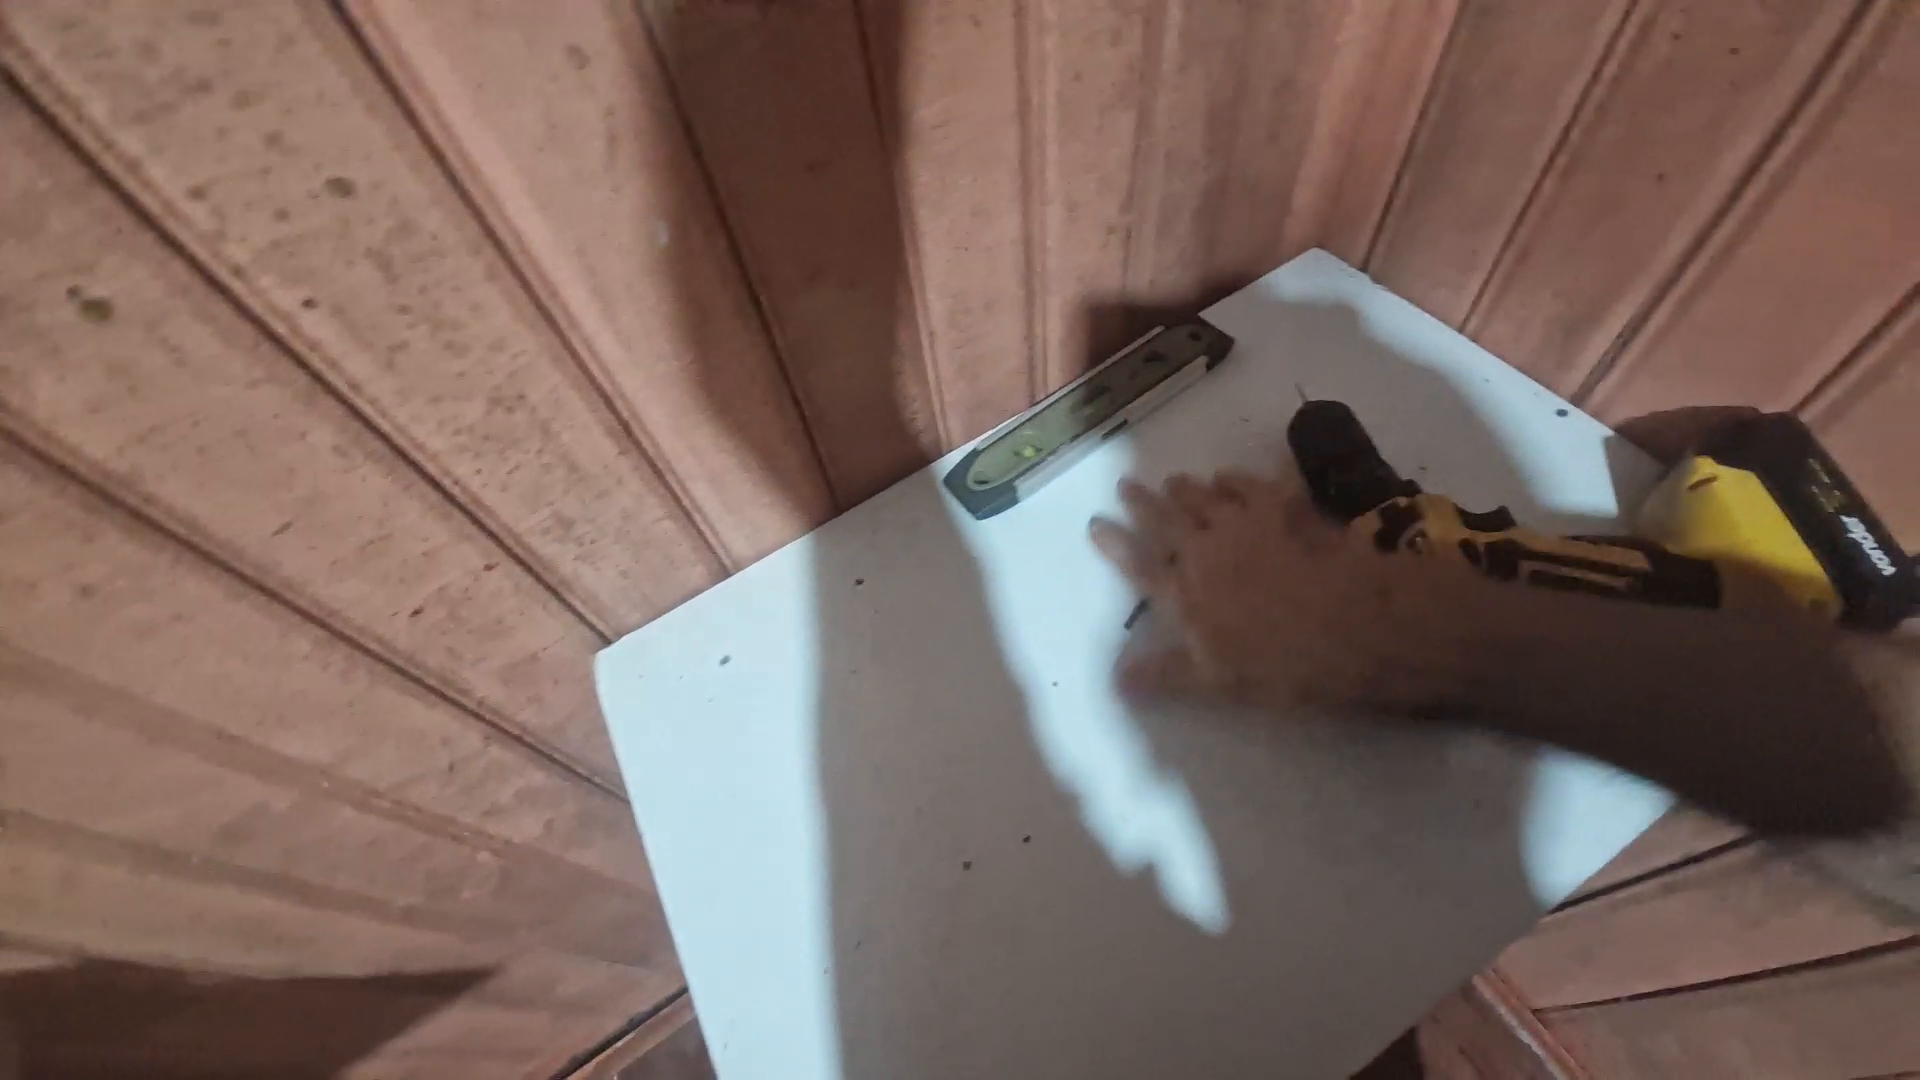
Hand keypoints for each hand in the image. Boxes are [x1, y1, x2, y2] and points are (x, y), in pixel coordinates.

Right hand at [1089, 470, 1467, 712]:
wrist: (1361, 623)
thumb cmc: (1286, 663)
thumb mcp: (1218, 682)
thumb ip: (1165, 674)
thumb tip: (1115, 678)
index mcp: (1185, 591)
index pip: (1138, 563)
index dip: (1114, 544)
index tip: (1096, 523)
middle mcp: (1206, 549)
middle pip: (1165, 519)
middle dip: (1142, 502)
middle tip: (1125, 484)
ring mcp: (1246, 524)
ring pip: (1203, 497)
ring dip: (1183, 488)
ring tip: (1171, 480)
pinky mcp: (1286, 511)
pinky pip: (1249, 486)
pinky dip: (1233, 479)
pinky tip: (1230, 475)